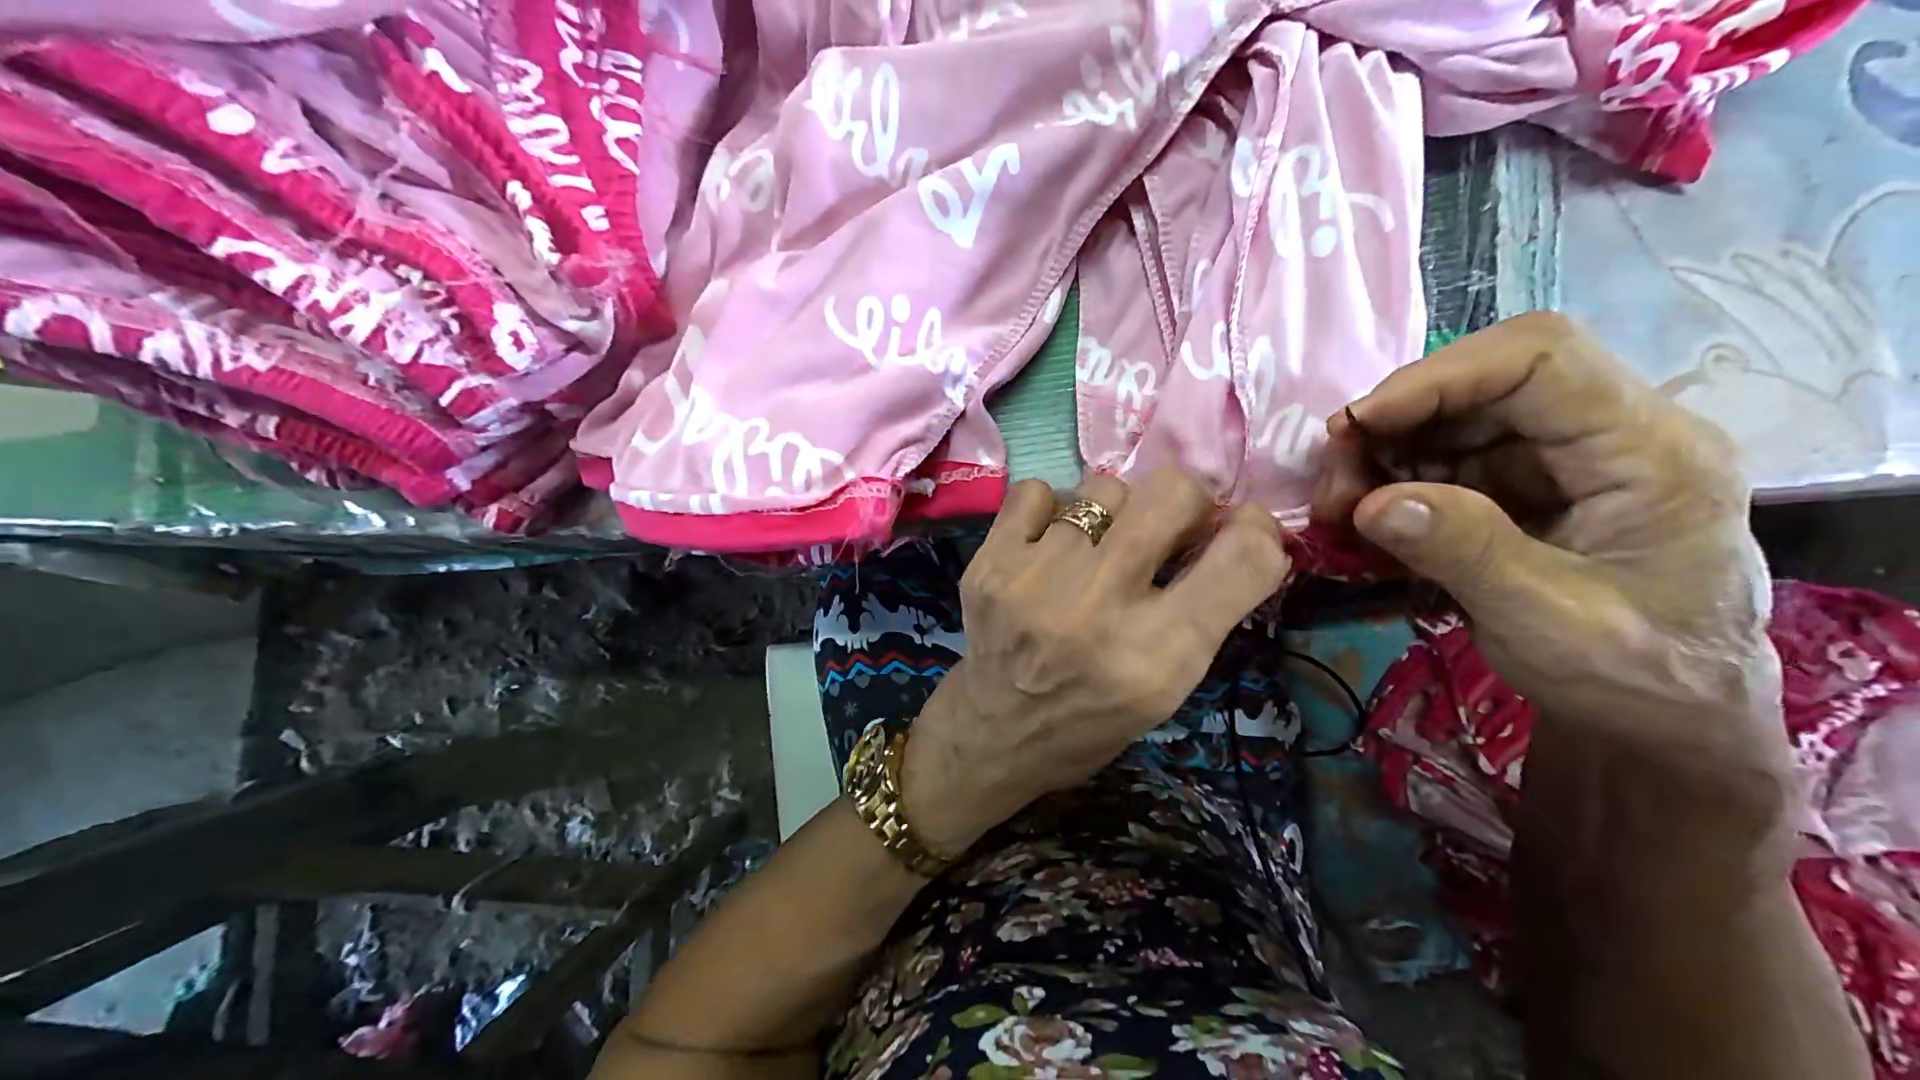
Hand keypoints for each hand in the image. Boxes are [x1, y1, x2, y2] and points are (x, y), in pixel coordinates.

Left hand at [900, 469, 1291, 855]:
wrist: (996, 733)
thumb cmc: (1093, 719)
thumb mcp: (1169, 687)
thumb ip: (1206, 611)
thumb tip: (1243, 530)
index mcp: (1159, 656)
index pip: (1242, 559)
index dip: (1258, 532)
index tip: (1244, 529)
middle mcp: (1099, 608)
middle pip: (1172, 493)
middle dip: (1186, 502)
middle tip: (1169, 528)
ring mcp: (1037, 580)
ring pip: (1104, 488)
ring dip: (1115, 513)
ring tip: (1096, 549)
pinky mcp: (989, 564)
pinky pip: (1037, 491)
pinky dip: (1049, 511)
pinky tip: (1047, 547)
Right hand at [1311, 313, 1788, 787]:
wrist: (1660, 724)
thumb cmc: (1634, 677)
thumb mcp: (1549, 622)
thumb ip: (1465, 553)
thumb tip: (1372, 503)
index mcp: (1647, 451)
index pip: (1538, 360)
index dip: (1437, 378)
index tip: (1356, 426)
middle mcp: (1606, 436)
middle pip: (1482, 381)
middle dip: (1395, 421)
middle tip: (1335, 481)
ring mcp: (1560, 461)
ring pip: (1452, 418)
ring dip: (1383, 455)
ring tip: (1341, 509)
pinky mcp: (1523, 488)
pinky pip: (1444, 460)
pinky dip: (1393, 482)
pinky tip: (1366, 521)